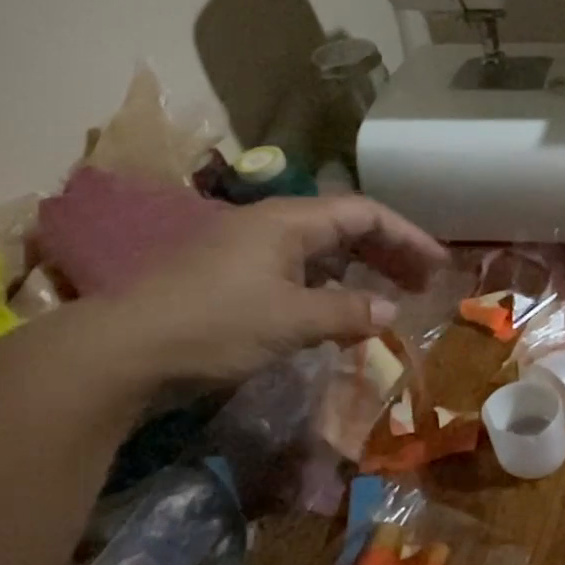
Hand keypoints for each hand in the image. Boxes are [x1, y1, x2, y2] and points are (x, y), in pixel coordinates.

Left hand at [99, 195, 447, 382]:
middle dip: (389, 253)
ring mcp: (248, 254)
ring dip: (361, 273)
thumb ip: (349, 312)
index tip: (440, 265)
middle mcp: (270, 227)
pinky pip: (299, 275)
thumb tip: (392, 312)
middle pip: (345, 228)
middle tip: (423, 283)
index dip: (408, 236)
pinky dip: (331, 290)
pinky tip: (341, 316)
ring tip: (392, 299)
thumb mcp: (293, 320)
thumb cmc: (216, 324)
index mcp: (287, 221)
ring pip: (321, 253)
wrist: (124, 351)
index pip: (364, 213)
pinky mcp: (233, 283)